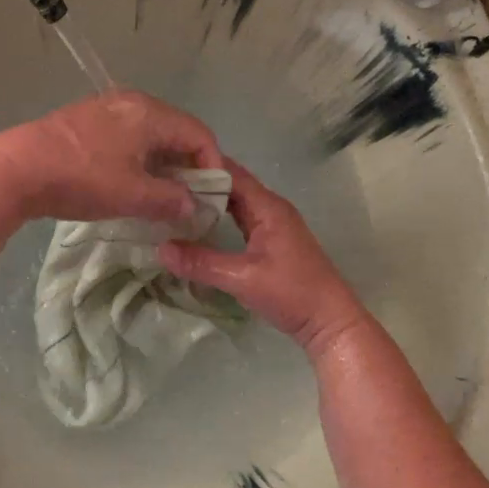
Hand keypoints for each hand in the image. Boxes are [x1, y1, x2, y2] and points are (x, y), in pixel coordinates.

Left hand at [0, 90, 223, 223]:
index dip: (212, 166)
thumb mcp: (133, 196)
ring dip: (160, 166)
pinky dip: (136, 160)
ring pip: (148, 136)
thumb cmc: (82, 180)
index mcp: (150, 113)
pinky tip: (126, 185)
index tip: (209, 198)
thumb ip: (171, 200)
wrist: (16, 170)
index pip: (199, 134)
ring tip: (158, 197)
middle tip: (186, 200)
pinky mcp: (83, 122)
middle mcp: (131, 102)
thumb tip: (193, 205)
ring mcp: (104, 109)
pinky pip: (124, 138)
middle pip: (174, 132)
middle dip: (186, 167)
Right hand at [158, 159, 368, 355]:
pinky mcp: (272, 243)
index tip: (167, 167)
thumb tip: (160, 249)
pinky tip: (198, 227)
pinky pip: (241, 220)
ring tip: (174, 202)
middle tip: (163, 184)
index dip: (200, 167)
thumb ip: (201, 263)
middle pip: (232, 186)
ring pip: (236, 204)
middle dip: (200, 183)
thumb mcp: (242, 279)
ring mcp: (274, 226)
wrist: (328, 320)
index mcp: (268, 208)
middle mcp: (272, 209)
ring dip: (209, 202)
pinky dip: (219, 219)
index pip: (231, 174)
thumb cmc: (292, 293)